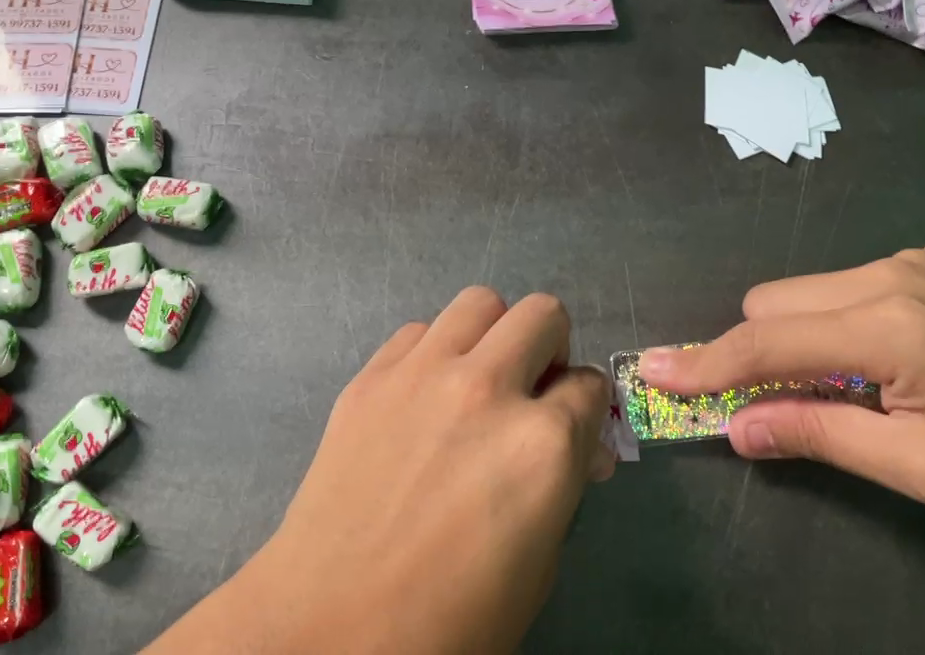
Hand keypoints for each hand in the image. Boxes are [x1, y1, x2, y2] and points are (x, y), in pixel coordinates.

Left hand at [146, 287, 614, 654]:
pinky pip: (418, 330)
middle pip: (544, 314)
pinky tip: (424, 394)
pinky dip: (435, 351)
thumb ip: (565, 483)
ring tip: (481, 376)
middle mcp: (487, 389)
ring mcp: (422, 373)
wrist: (333, 624)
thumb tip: (579, 444)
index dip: (588, 409)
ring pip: (480, 301)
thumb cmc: (452, 618)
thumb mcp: (540, 562)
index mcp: (542, 443)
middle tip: (533, 389)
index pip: (591, 385)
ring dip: (494, 334)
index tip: (575, 426)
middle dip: (552, 349)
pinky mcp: (370, 376)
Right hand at [639, 240, 924, 521]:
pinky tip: (911, 352)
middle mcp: (891, 272)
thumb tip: (740, 429)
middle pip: (774, 300)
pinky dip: (851, 314)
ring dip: (806, 332)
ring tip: (859, 385)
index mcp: (885, 326)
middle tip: (779, 403)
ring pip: (815, 287)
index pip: (763, 342)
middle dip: (757, 349)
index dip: (705, 364)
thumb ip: (822, 437)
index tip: (656, 375)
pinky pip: (863, 277)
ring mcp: (922, 256)